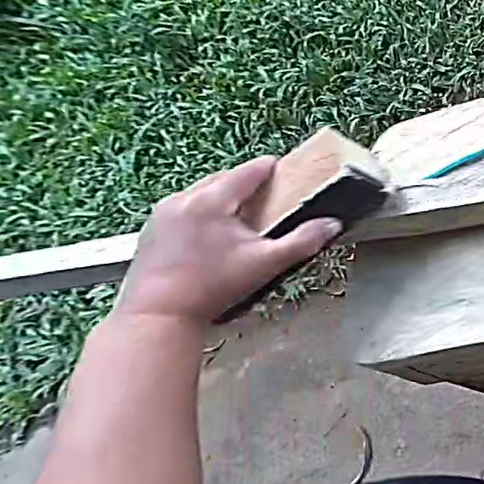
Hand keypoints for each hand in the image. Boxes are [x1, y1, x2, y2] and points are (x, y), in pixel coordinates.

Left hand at [113, 157, 341, 324]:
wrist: (157, 316)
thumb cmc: (211, 286)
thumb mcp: (268, 263)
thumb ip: (304, 240)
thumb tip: (332, 224)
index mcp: (210, 201)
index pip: (250, 170)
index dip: (275, 168)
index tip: (292, 172)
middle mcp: (181, 200)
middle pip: (225, 177)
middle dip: (251, 185)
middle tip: (274, 200)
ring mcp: (161, 215)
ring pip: (204, 192)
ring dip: (228, 198)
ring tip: (247, 218)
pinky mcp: (151, 230)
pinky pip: (186, 207)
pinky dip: (207, 212)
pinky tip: (219, 234)